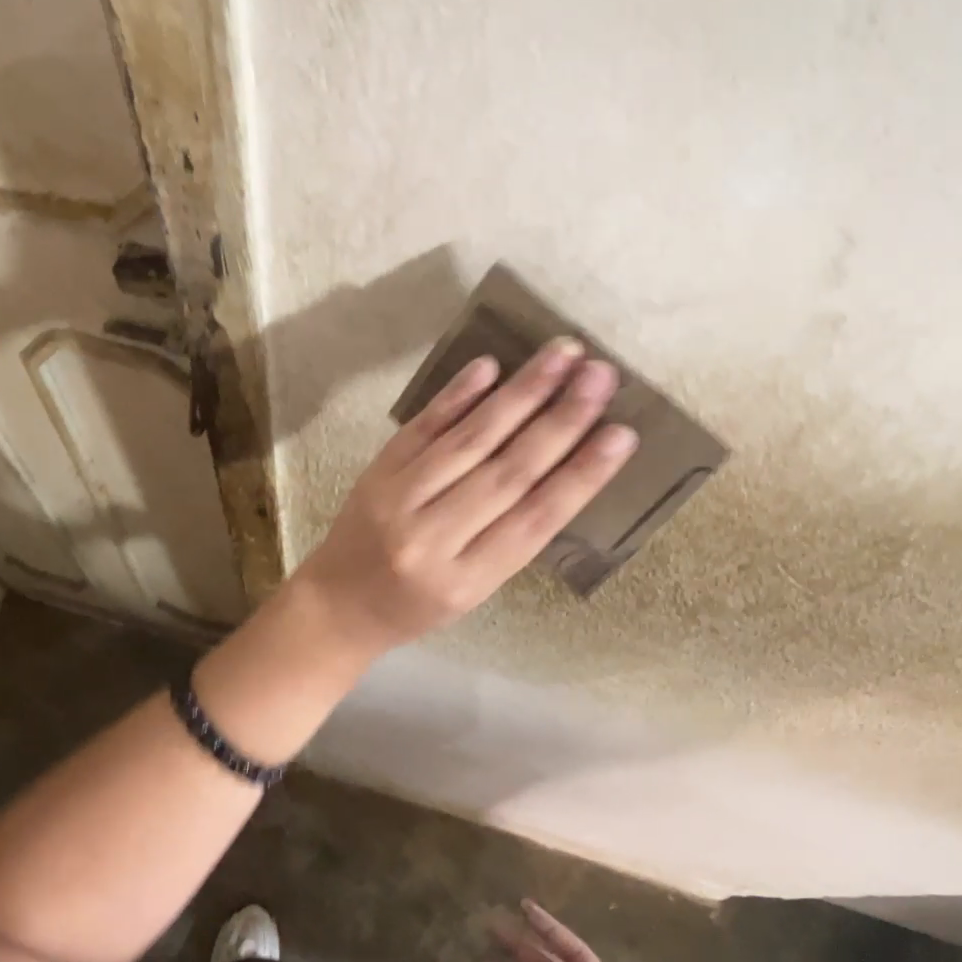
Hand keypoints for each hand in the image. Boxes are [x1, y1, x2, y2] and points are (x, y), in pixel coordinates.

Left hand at [289, 337, 637, 660]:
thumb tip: (567, 464)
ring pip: (469, 442)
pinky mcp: (376, 472)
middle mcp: (431, 539)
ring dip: (519, 395)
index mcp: (466, 580)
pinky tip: (490, 367)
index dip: (581, 475)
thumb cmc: (417, 605)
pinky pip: (422, 427)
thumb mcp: (474, 590)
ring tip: (562, 356)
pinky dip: (457, 395)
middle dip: (560, 421)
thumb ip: (514, 536)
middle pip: (507, 473)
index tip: (623, 434)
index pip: (535, 520)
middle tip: (601, 376)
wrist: (338, 605)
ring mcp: (398, 501)